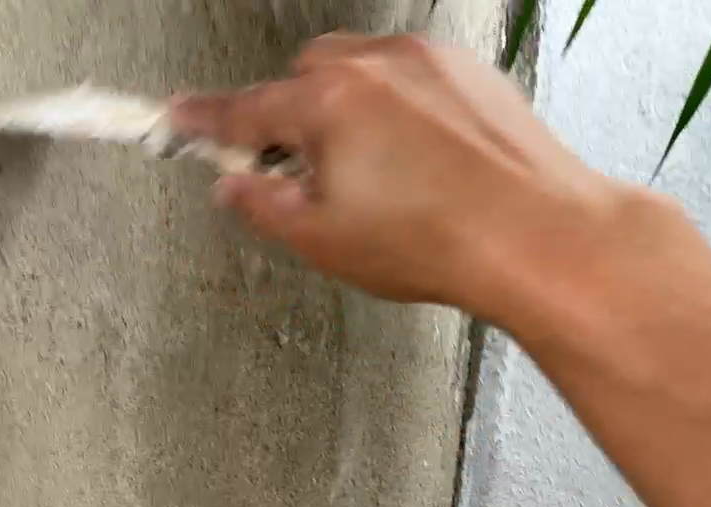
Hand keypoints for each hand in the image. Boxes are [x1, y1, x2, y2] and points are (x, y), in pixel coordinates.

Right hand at [172, 34, 635, 322]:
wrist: (534, 235)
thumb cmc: (430, 240)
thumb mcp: (318, 239)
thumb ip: (261, 205)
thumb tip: (233, 184)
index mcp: (329, 103)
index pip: (244, 110)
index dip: (203, 120)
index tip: (176, 118)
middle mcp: (377, 64)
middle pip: (301, 77)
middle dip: (287, 119)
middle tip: (294, 177)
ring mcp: (428, 62)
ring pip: (354, 72)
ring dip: (338, 114)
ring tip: (361, 180)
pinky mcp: (468, 72)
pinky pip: (403, 78)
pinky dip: (386, 112)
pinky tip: (405, 165)